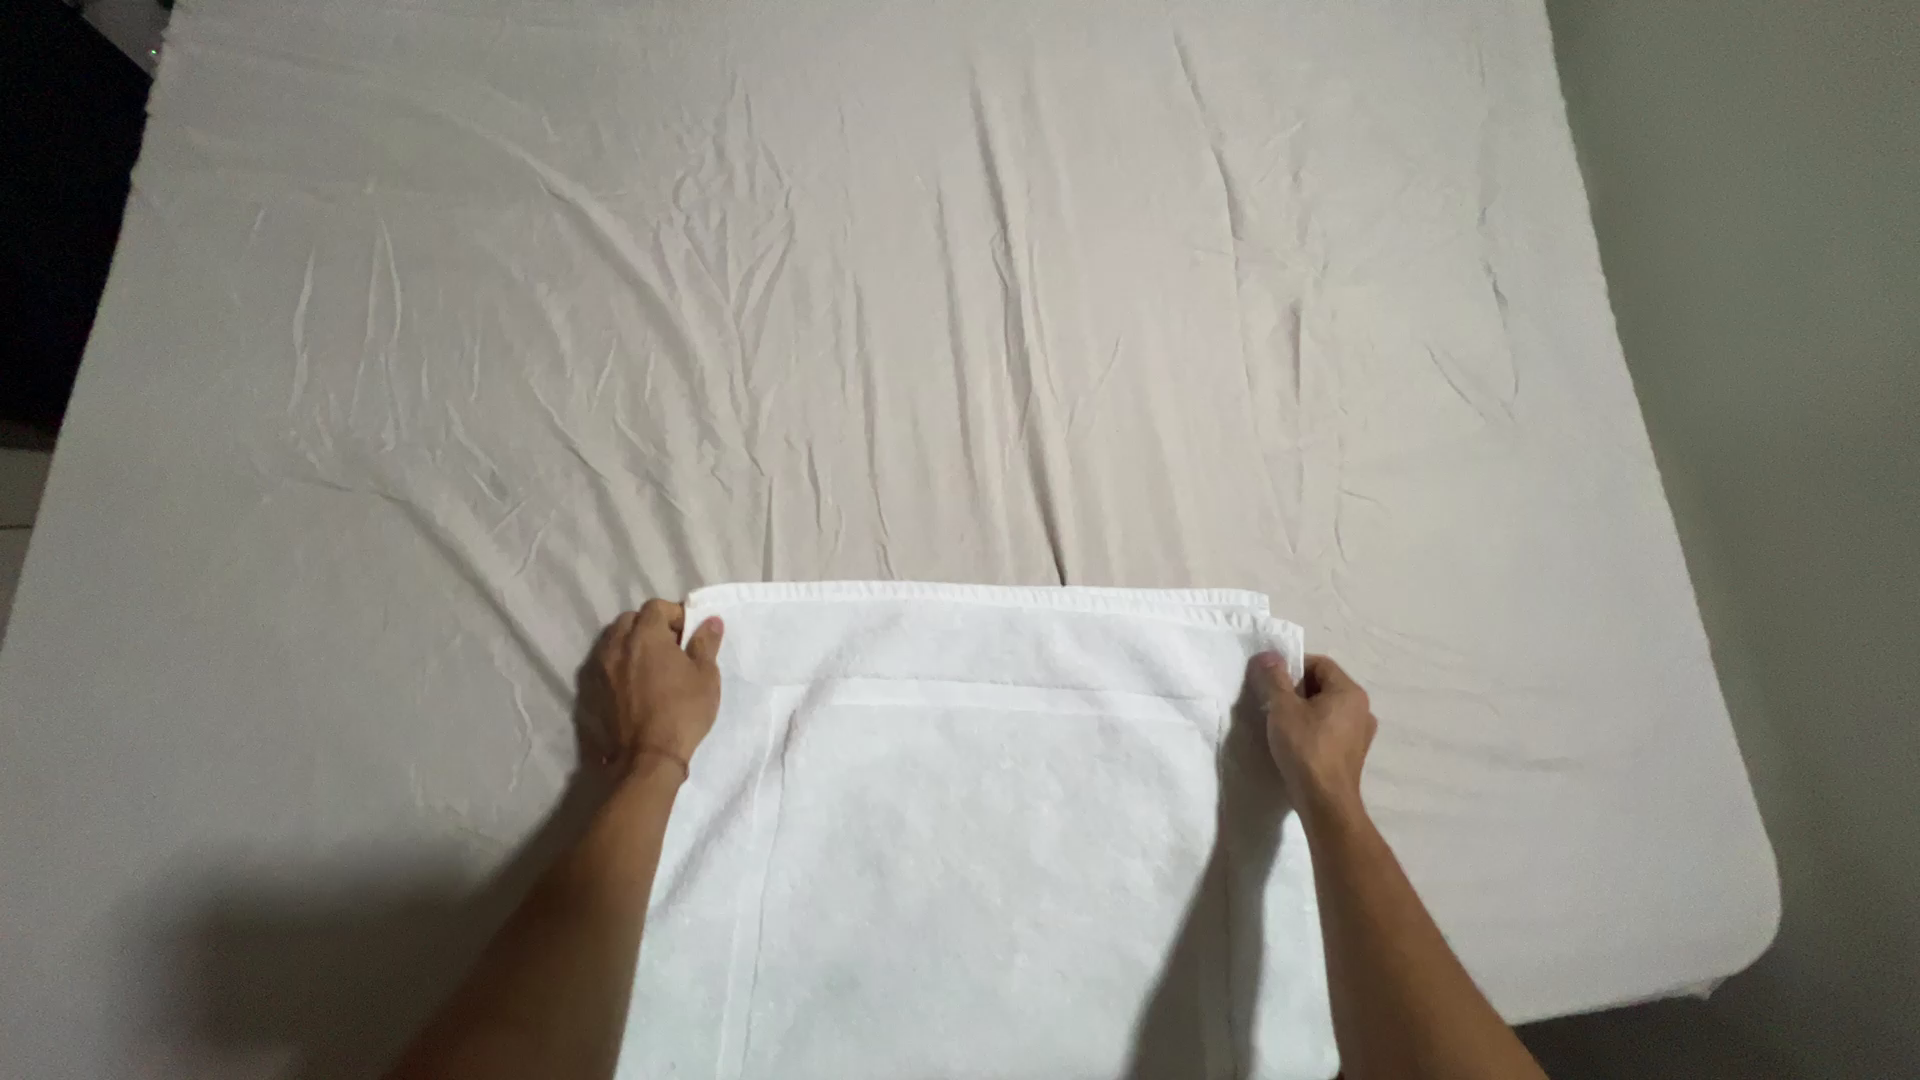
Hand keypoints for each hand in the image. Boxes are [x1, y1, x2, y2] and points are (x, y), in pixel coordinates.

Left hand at [591, 600, 724, 777]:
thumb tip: (710, 621)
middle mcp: (617, 645)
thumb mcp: (706, 676)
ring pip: (614, 641)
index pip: (656, 607)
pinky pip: (605, 665)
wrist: (647, 758)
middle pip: (630, 620)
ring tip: (652, 665)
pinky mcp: (591, 691)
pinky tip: (635, 684)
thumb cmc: (683, 711)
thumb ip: (705, 643)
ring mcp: (599, 668)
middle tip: (671, 647)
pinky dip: (619, 665)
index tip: (689, 633)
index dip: (675, 614)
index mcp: (645, 636)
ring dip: (632, 644)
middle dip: (650, 626)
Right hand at [1249, 652, 1376, 822]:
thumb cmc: (1305, 747)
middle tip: (1272, 700)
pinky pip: (1330, 728)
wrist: (1324, 801)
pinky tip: (1294, 740)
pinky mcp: (1353, 753)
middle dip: (1296, 688)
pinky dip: (1312, 727)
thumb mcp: (1282, 708)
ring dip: (1303, 708)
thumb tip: (1268, 655)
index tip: (1270, 681)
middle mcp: (1362, 709)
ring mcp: (1360, 734)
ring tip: (1280, 721)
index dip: (1293, 666)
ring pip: (1326, 708)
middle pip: (1324, 685)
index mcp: (1350, 692)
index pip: (1320, 664)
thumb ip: (1274, 678)